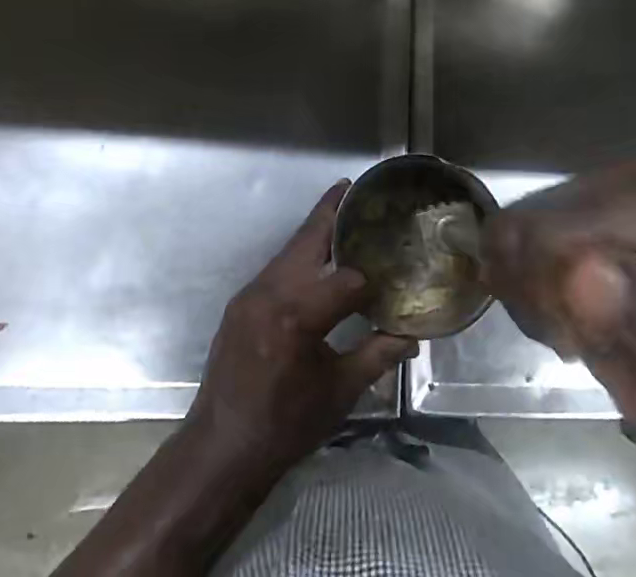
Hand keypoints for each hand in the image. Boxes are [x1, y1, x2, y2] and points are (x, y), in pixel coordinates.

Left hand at [187, 180, 415, 478]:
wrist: (222, 447)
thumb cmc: (285, 424)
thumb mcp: (339, 392)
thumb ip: (378, 355)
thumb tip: (413, 336)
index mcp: (297, 317)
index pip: (346, 279)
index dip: (372, 277)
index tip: (392, 272)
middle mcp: (270, 293)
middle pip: (307, 240)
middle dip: (330, 212)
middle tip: (352, 189)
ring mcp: (250, 295)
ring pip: (289, 251)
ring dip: (314, 232)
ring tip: (340, 214)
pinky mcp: (241, 302)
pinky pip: (275, 268)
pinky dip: (298, 255)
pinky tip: (315, 258)